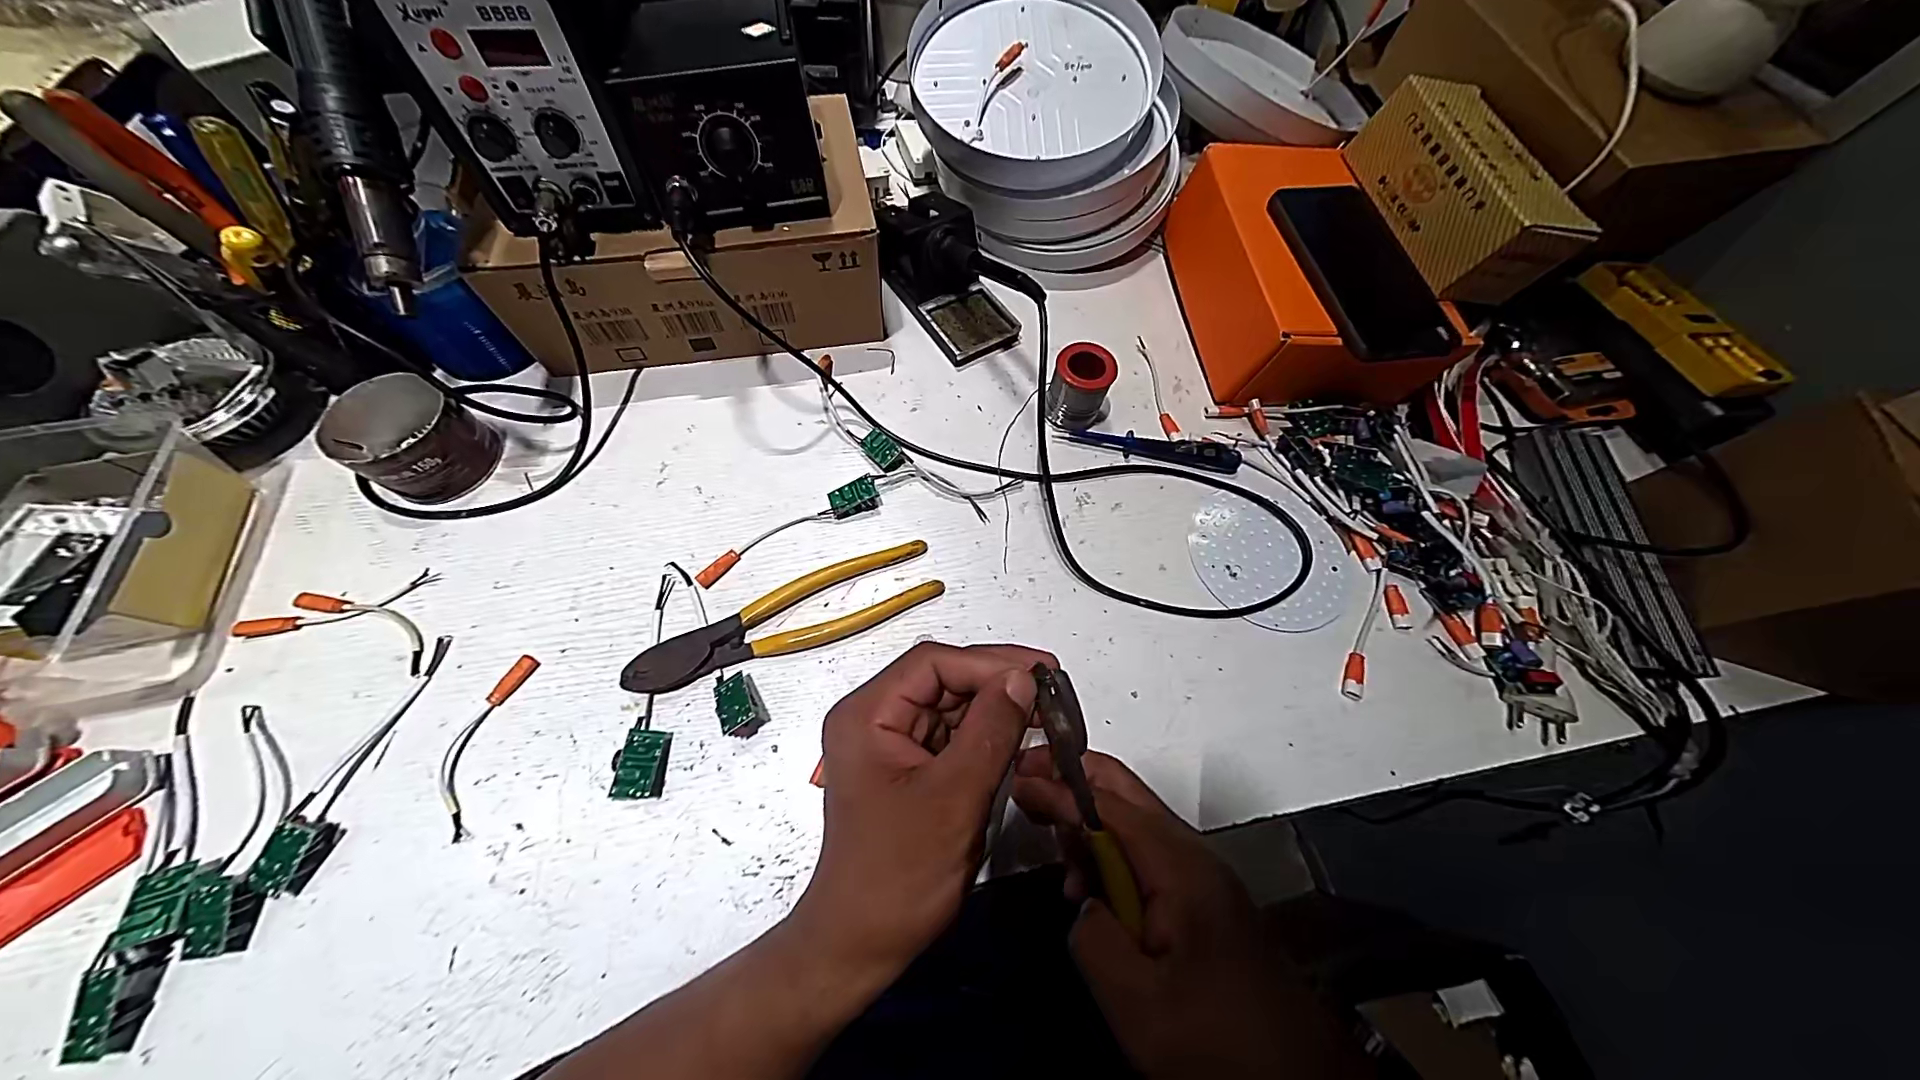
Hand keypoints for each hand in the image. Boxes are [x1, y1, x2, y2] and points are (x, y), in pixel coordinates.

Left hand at [789, 642, 1051, 983]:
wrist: (862, 944)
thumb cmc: (896, 878)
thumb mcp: (953, 798)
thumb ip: (990, 731)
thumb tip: (1022, 679)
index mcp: (867, 716)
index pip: (933, 663)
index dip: (989, 662)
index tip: (1038, 672)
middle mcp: (875, 719)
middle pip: (943, 678)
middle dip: (998, 683)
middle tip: (1051, 692)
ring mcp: (892, 743)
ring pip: (953, 705)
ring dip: (998, 708)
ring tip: (1045, 714)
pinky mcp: (910, 766)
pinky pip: (954, 734)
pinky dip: (989, 734)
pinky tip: (1021, 738)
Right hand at [1013, 751, 1367, 1079]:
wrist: (1296, 1077)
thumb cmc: (1220, 1041)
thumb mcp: (1139, 1003)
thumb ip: (1092, 937)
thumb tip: (1081, 904)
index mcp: (1178, 867)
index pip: (1107, 805)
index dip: (1058, 789)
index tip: (1018, 782)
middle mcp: (1190, 855)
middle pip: (1124, 792)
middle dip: (1073, 778)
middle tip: (1028, 784)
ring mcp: (1197, 873)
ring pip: (1131, 820)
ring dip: (1087, 821)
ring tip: (1054, 847)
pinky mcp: (1197, 896)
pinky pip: (1142, 853)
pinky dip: (1106, 852)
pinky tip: (1089, 889)